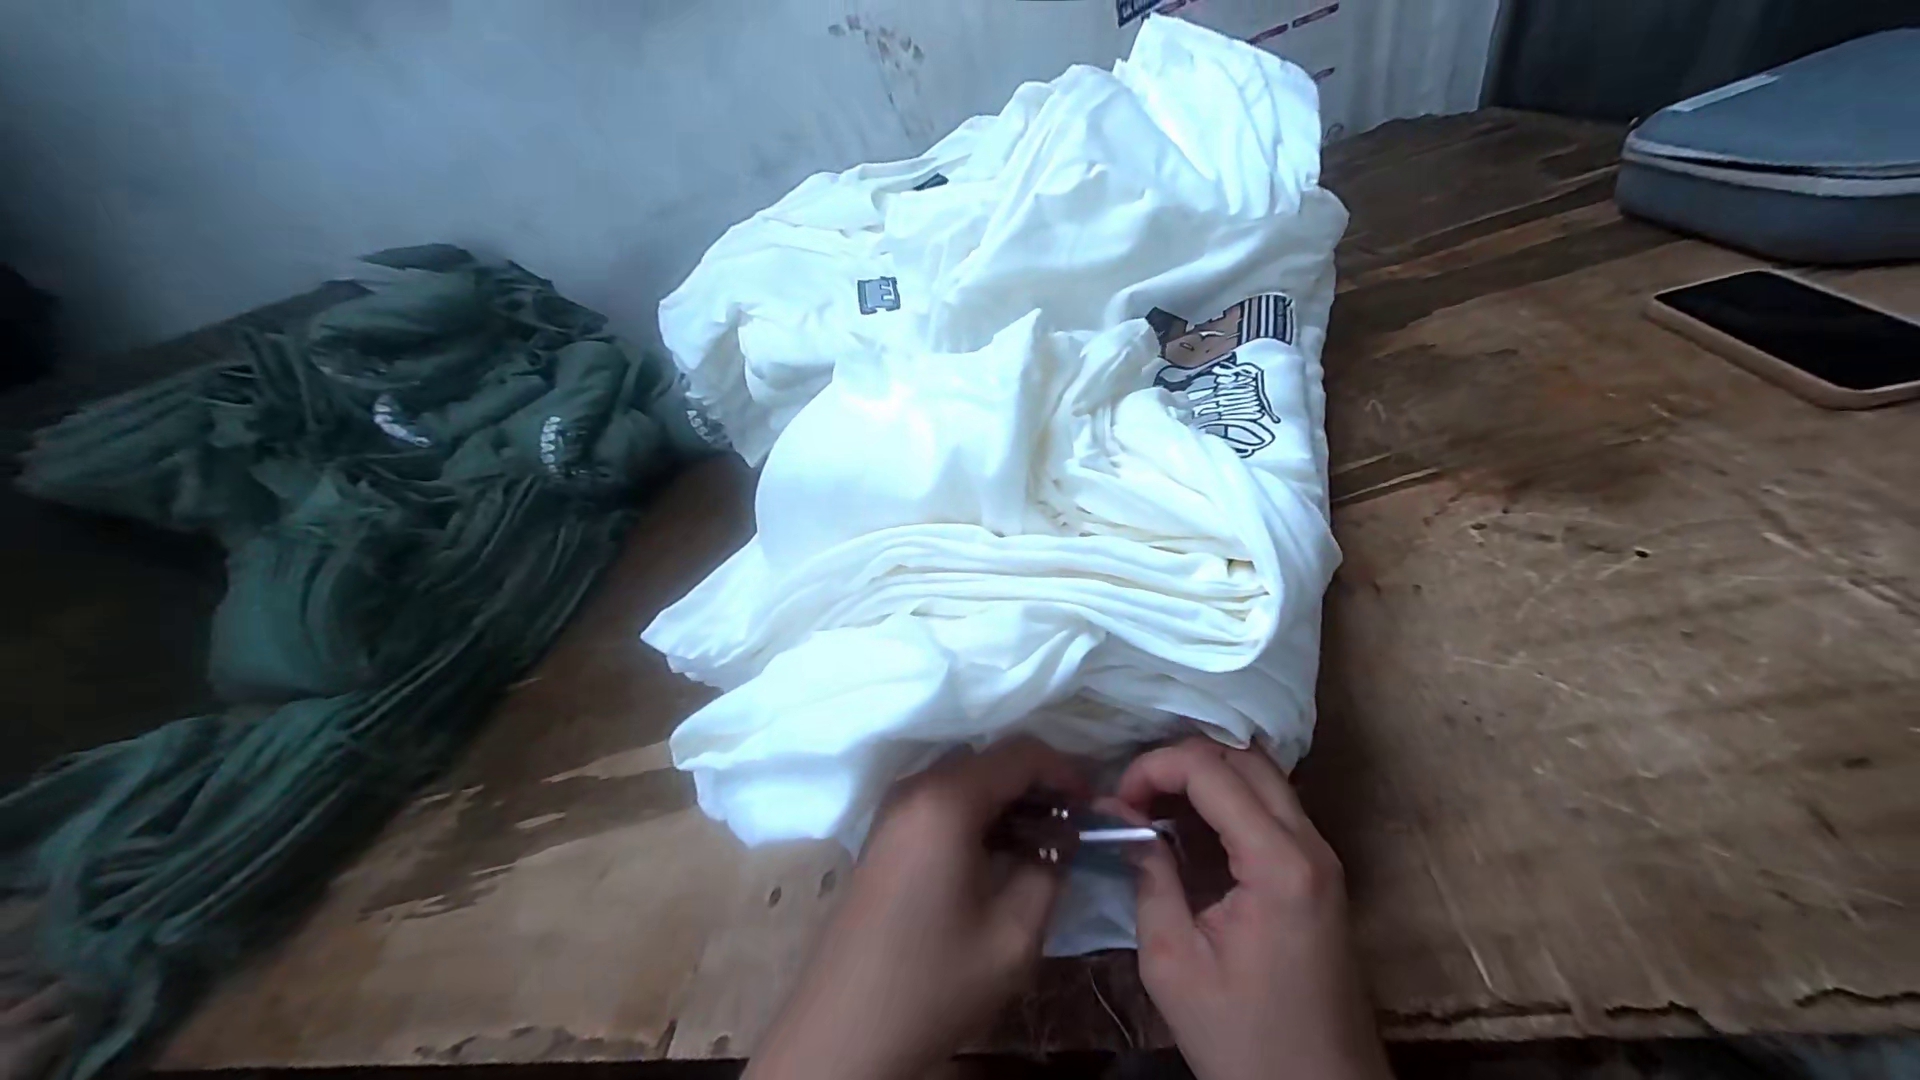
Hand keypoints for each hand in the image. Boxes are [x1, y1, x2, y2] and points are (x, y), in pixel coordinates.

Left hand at [746, 738, 1086, 1079]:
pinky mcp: (885, 829)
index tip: (1091, 804)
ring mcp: (894, 805)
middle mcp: (915, 786)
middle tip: (1071, 823)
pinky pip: (942, 797)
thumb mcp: (1014, 933)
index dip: (1064, 770)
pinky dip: (977, 809)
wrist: (846, 1029)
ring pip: (965, 776)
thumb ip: (1050, 867)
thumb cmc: (934, 980)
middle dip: (1036, 783)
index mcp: (945, 800)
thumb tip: (1066, 833)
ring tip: (1040, 838)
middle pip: (989, 759)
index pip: (1019, 753)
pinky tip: (997, 849)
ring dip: (1006, 796)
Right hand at [1116, 738, 1390, 1079]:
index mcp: (1279, 863)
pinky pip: (1270, 799)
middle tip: (1137, 793)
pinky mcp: (1318, 869)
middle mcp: (1310, 843)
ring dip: (1204, 770)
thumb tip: (1118, 813)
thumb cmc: (1244, 1040)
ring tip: (1157, 800)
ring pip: (1259, 770)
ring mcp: (1321, 853)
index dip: (1153, 768)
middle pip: (1240, 754)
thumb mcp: (1173, 963)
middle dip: (1178, 758)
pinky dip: (1225, 791)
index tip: (1120, 801)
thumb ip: (1147, 875)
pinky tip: (1191, 820)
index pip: (1210, 768)